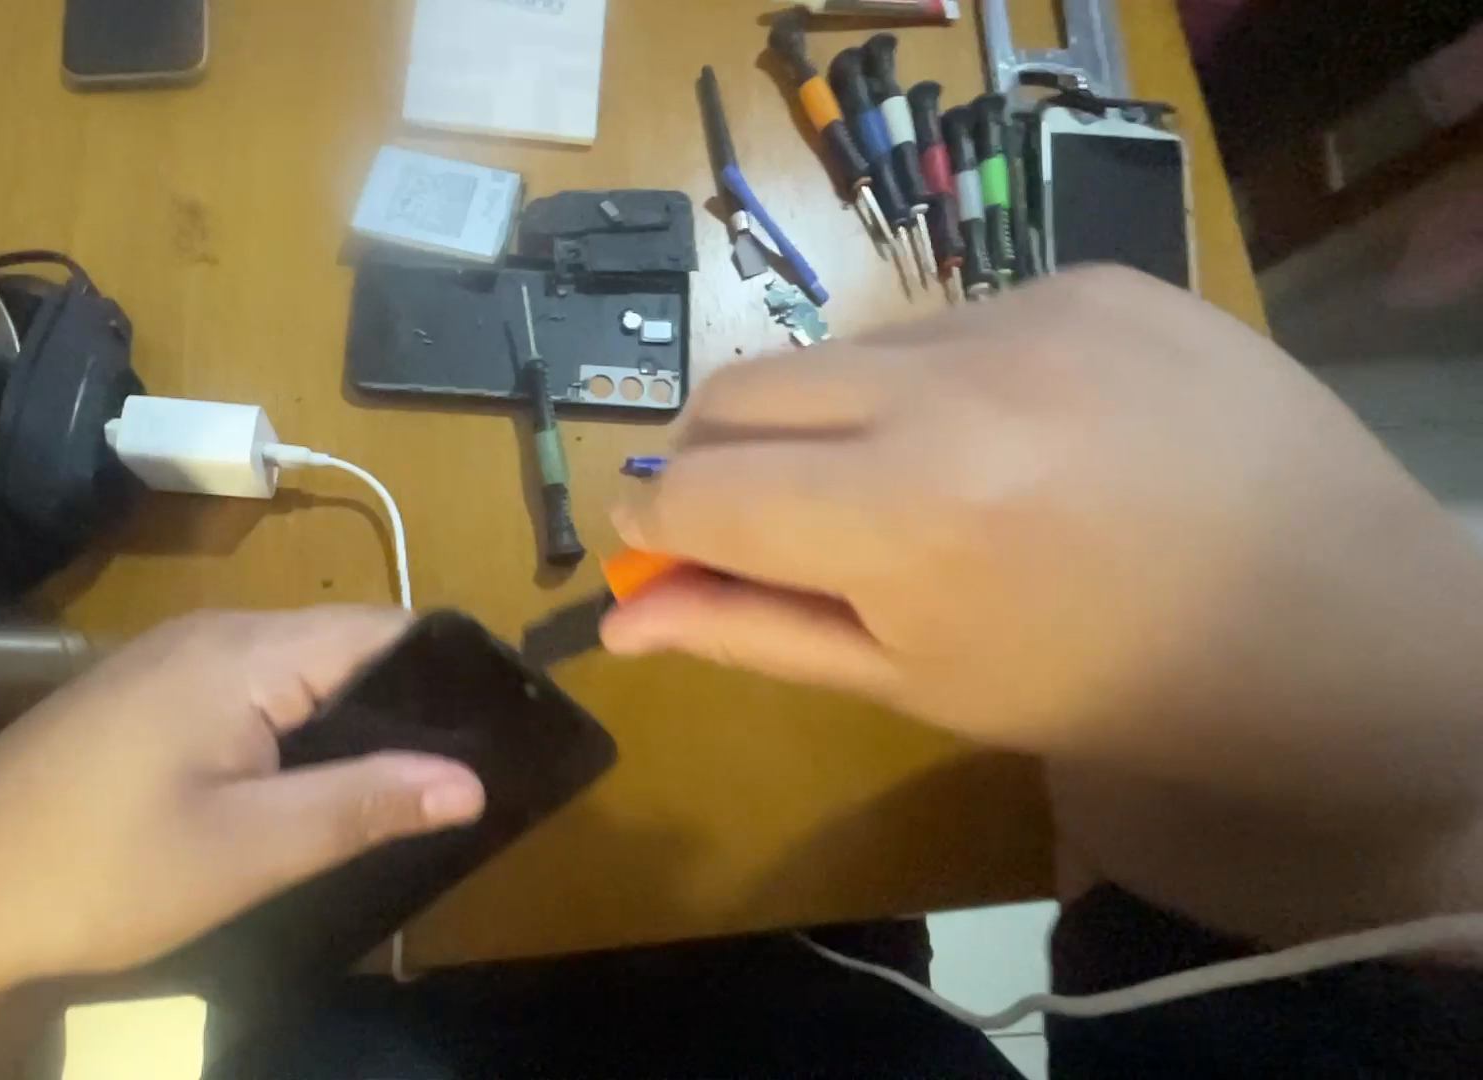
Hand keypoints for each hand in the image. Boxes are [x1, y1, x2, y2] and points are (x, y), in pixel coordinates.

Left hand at [0, 607, 484, 993]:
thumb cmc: (96, 874)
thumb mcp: (244, 850)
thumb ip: (362, 803)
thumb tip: (471, 781)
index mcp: (246, 653)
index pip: (381, 630)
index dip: (445, 668)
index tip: (491, 721)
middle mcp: (217, 631)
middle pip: (343, 642)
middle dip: (403, 694)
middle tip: (452, 763)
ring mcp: (177, 654)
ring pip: (300, 663)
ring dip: (350, 709)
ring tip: (397, 770)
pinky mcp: (153, 686)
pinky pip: (256, 681)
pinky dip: (299, 716)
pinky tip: (307, 768)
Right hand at [604, 268, 1482, 817]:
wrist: (1338, 633)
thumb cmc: (1084, 686)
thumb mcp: (895, 675)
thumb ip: (742, 630)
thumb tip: (618, 621)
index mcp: (908, 512)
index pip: (700, 492)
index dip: (649, 520)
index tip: (643, 538)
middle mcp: (956, 384)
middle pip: (733, 391)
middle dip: (699, 456)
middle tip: (729, 509)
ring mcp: (1027, 311)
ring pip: (821, 355)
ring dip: (803, 420)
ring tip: (875, 479)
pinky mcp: (1081, 278)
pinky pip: (918, 327)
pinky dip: (896, 386)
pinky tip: (971, 435)